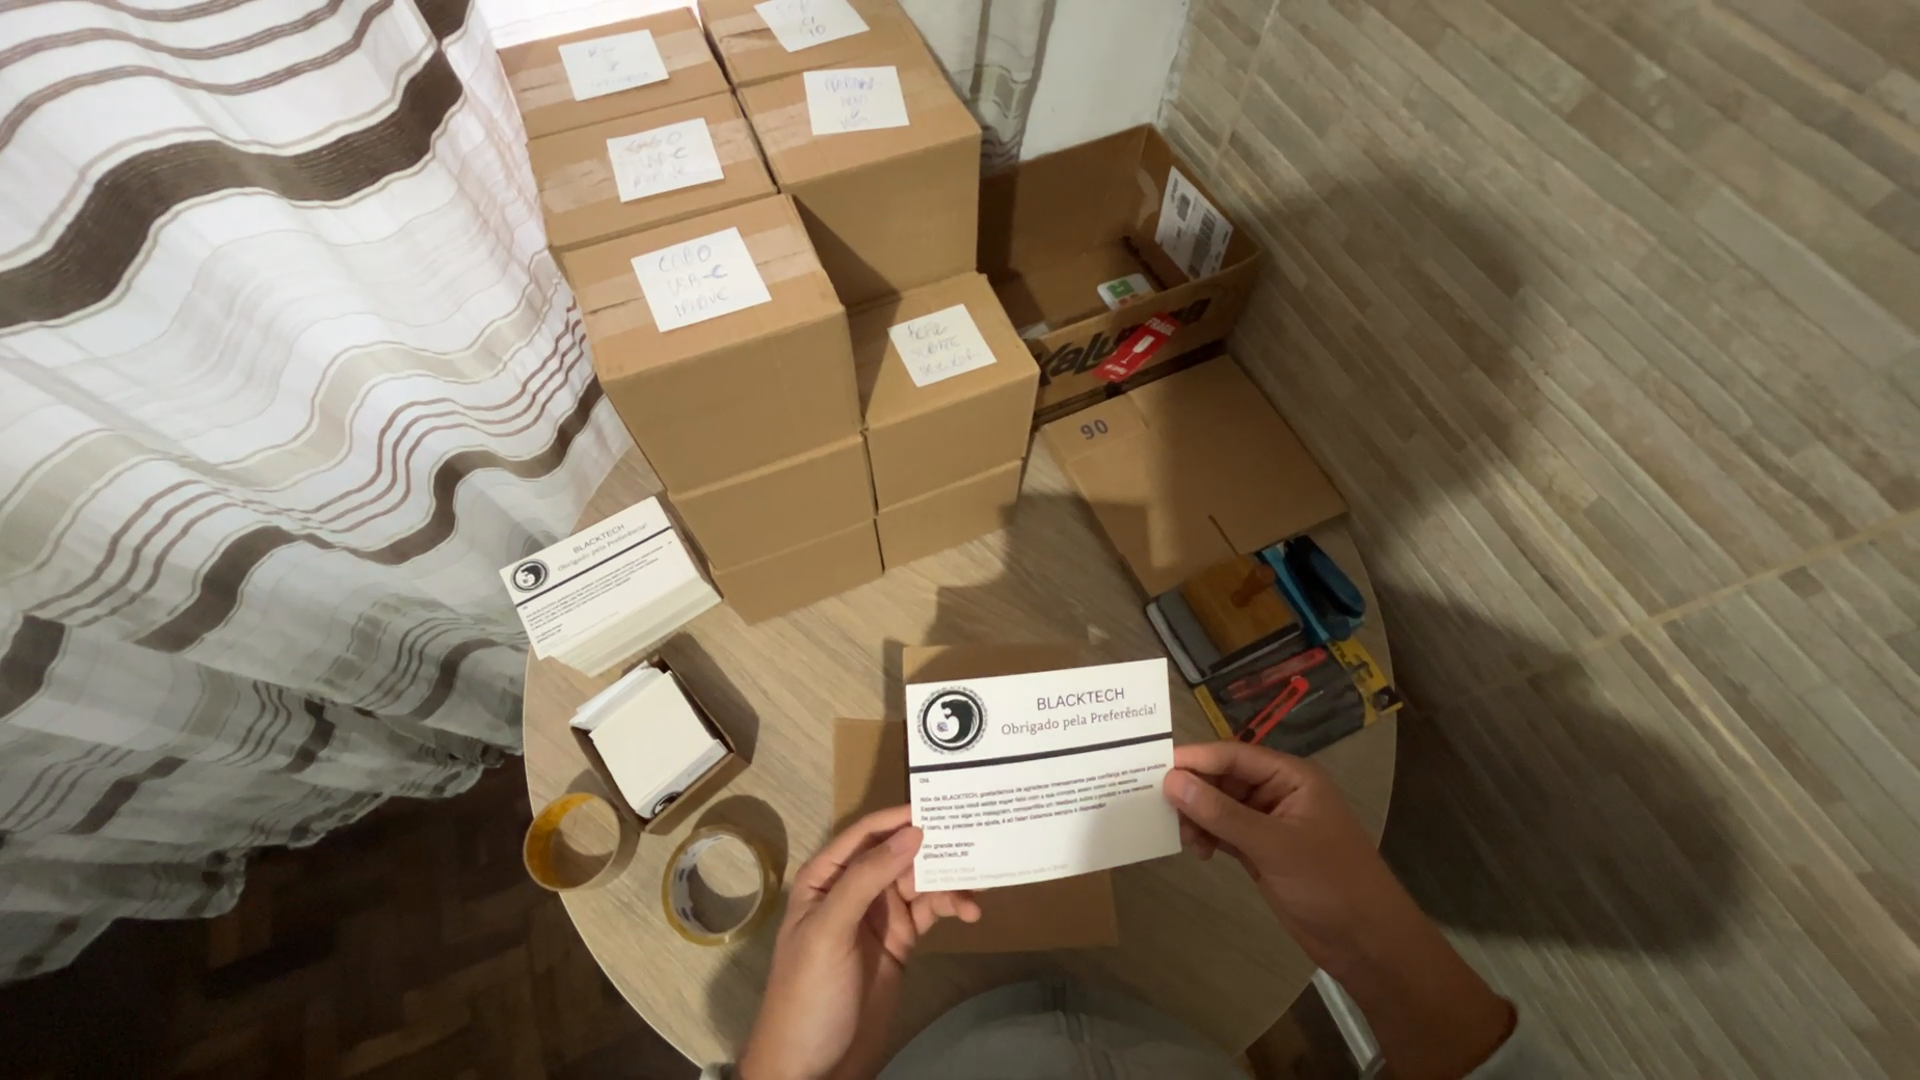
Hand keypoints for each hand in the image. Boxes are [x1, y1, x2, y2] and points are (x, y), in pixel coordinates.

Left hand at [739, 806, 980, 1079]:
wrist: (812, 1068)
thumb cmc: (808, 992)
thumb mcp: (829, 929)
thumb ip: (867, 878)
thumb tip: (912, 832)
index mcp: (827, 876)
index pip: (866, 833)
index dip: (899, 816)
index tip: (939, 806)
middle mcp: (855, 886)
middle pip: (900, 853)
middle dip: (933, 847)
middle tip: (974, 840)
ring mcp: (880, 914)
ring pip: (920, 880)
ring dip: (948, 880)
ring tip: (974, 891)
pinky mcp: (901, 939)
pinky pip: (931, 910)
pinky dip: (950, 906)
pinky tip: (968, 913)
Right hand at [1165, 741, 1514, 1079]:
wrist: (1368, 944)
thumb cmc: (1330, 882)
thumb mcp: (1273, 845)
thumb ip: (1220, 813)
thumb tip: (1171, 781)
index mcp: (1291, 776)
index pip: (1234, 755)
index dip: (1196, 760)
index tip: (1155, 767)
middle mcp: (1278, 792)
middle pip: (1224, 778)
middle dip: (1194, 791)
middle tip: (1159, 806)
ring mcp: (1270, 822)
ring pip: (1220, 805)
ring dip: (1199, 817)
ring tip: (1186, 839)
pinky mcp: (1262, 850)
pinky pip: (1224, 830)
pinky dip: (1208, 837)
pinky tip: (1198, 851)